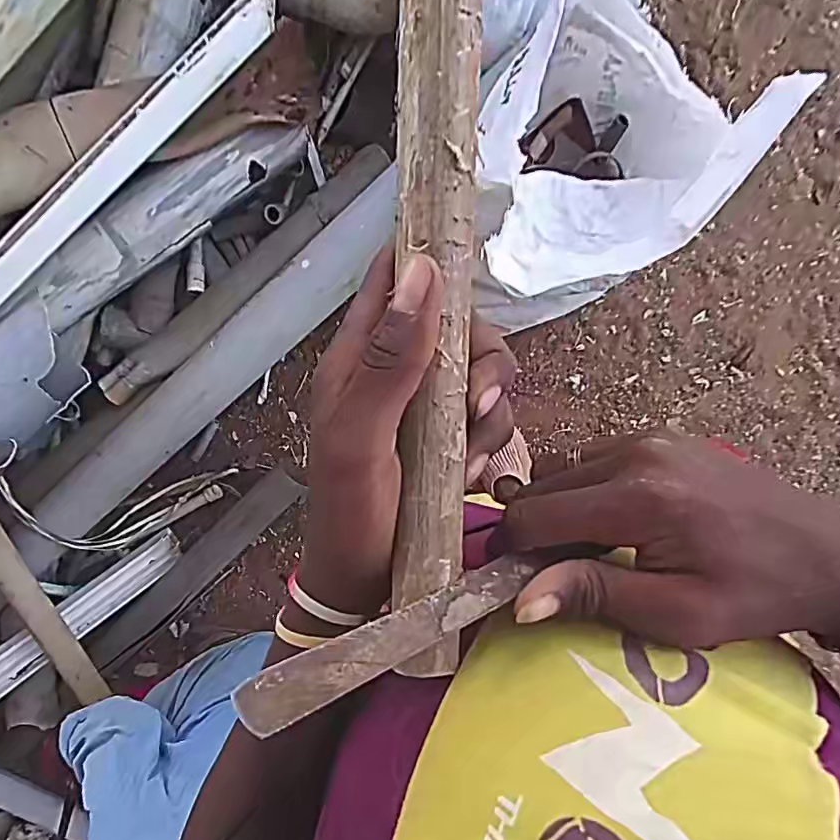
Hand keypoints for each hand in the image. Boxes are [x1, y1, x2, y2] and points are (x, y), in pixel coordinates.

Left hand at [297, 249, 517, 617]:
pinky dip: (491, 441)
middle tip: (479, 406)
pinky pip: (490, 418)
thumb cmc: (348, 515)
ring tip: (468, 459)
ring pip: (483, 374)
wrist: (362, 582)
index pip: (392, 278)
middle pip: (459, 327)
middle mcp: (397, 373)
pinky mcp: (451, 438)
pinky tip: (471, 473)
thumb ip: (388, 360)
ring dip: (490, 413)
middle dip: (483, 362)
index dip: (427, 258)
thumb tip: (421, 274)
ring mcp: (427, 407)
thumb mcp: (359, 437)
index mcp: (359, 359)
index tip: (467, 262)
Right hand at [496, 433, 839, 649]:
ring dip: (557, 510)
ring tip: (585, 553)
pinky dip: (584, 492)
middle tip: (551, 575)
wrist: (832, 555)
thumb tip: (521, 599)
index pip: (535, 516)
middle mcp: (637, 452)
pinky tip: (611, 526)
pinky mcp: (663, 438)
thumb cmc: (757, 594)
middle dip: (532, 532)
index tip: (512, 582)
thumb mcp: (676, 614)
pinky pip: (595, 460)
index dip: (511, 552)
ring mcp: (652, 438)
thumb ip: (593, 594)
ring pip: (564, 469)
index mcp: (639, 497)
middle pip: (542, 487)